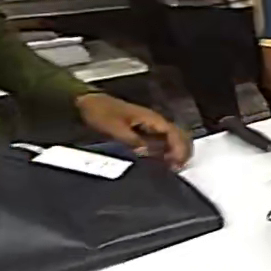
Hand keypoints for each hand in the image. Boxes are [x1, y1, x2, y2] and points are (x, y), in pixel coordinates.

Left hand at [74, 93, 191, 168]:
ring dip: (176, 151)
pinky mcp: (145, 128)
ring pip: (173, 137)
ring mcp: (152, 124)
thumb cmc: (101, 114)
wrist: (88, 103)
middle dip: (183, 151)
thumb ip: (133, 140)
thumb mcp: (115, 128)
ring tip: (173, 165)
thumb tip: (148, 152)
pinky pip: (163, 139)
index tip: (177, 163)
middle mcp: (157, 121)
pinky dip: (167, 149)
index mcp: (153, 119)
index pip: (175, 134)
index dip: (179, 149)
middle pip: (179, 135)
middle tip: (179, 167)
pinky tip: (162, 158)